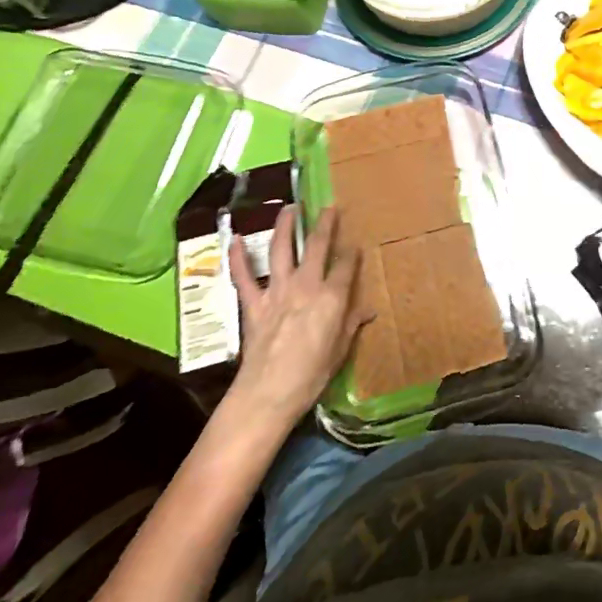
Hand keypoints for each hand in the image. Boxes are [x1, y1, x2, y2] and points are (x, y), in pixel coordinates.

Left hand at [227, 206, 369, 418]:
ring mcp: (276, 291)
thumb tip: (367, 310)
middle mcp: (305, 286)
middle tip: (329, 208)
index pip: (346, 266)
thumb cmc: (311, 375)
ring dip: (284, 226)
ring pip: (280, 250)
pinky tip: (234, 238)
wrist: (267, 393)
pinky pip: (243, 276)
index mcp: (332, 298)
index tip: (355, 245)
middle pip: (316, 246)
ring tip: (289, 208)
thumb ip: (351, 324)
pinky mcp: (253, 304)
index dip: (352, 253)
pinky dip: (238, 257)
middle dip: (325, 224)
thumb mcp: (340, 350)